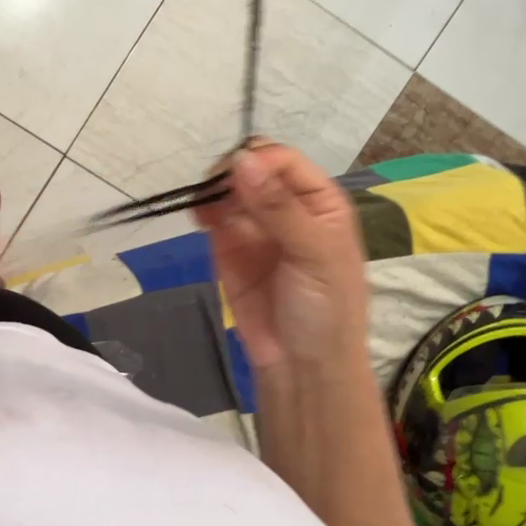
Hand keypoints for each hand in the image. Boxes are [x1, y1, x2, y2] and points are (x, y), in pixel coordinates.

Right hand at [194, 140, 368, 379]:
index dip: (259, 160)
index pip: (284, 161)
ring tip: (205, 210)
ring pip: (228, 189)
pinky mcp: (226, 246)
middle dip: (231, 172)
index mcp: (320, 202)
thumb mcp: (313, 254)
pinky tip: (199, 218)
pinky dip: (202, 210)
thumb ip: (279, 208)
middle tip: (214, 188)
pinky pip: (212, 216)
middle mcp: (286, 207)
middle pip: (252, 168)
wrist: (301, 364)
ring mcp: (254, 226)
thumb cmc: (326, 308)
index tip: (234, 173)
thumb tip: (241, 161)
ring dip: (213, 190)